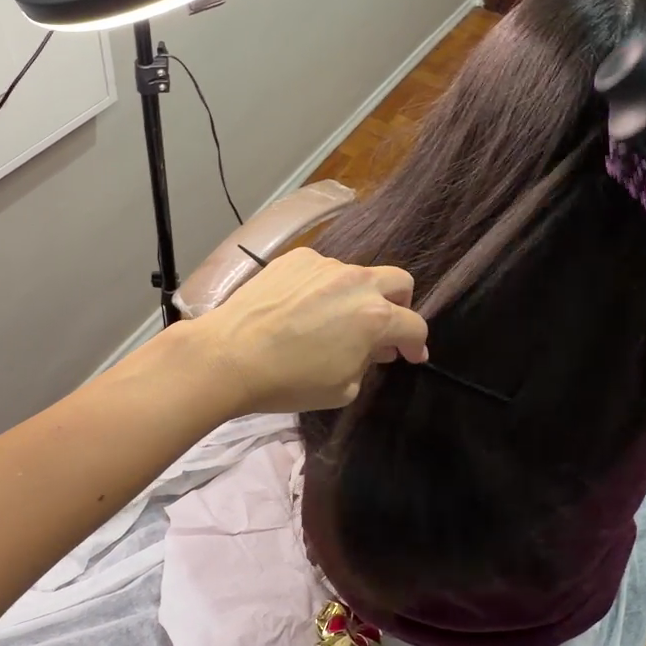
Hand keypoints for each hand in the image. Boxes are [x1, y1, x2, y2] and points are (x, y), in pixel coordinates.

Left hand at [181, 248, 428, 414]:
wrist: (229, 355)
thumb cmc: (289, 381)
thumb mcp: (342, 388)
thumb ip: (368, 363)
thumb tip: (376, 348)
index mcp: (375, 317)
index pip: (414, 325)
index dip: (416, 344)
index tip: (410, 355)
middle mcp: (357, 282)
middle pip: (400, 281)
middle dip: (401, 304)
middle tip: (384, 327)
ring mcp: (325, 265)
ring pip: (357, 275)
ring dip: (356, 297)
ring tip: (331, 320)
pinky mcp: (297, 258)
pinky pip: (322, 270)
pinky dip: (323, 288)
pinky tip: (301, 308)